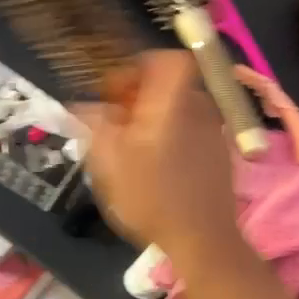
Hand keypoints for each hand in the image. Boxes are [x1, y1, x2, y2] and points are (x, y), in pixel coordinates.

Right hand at [76, 52, 256, 285]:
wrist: (202, 239)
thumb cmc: (150, 197)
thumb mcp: (107, 162)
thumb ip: (92, 124)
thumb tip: (79, 106)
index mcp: (171, 104)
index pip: (168, 59)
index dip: (140, 65)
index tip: (115, 91)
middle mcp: (198, 108)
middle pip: (171, 84)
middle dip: (140, 95)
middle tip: (115, 121)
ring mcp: (213, 132)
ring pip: (180, 108)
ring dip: (154, 117)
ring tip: (130, 146)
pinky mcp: (219, 154)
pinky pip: (191, 129)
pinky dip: (170, 136)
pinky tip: (154, 166)